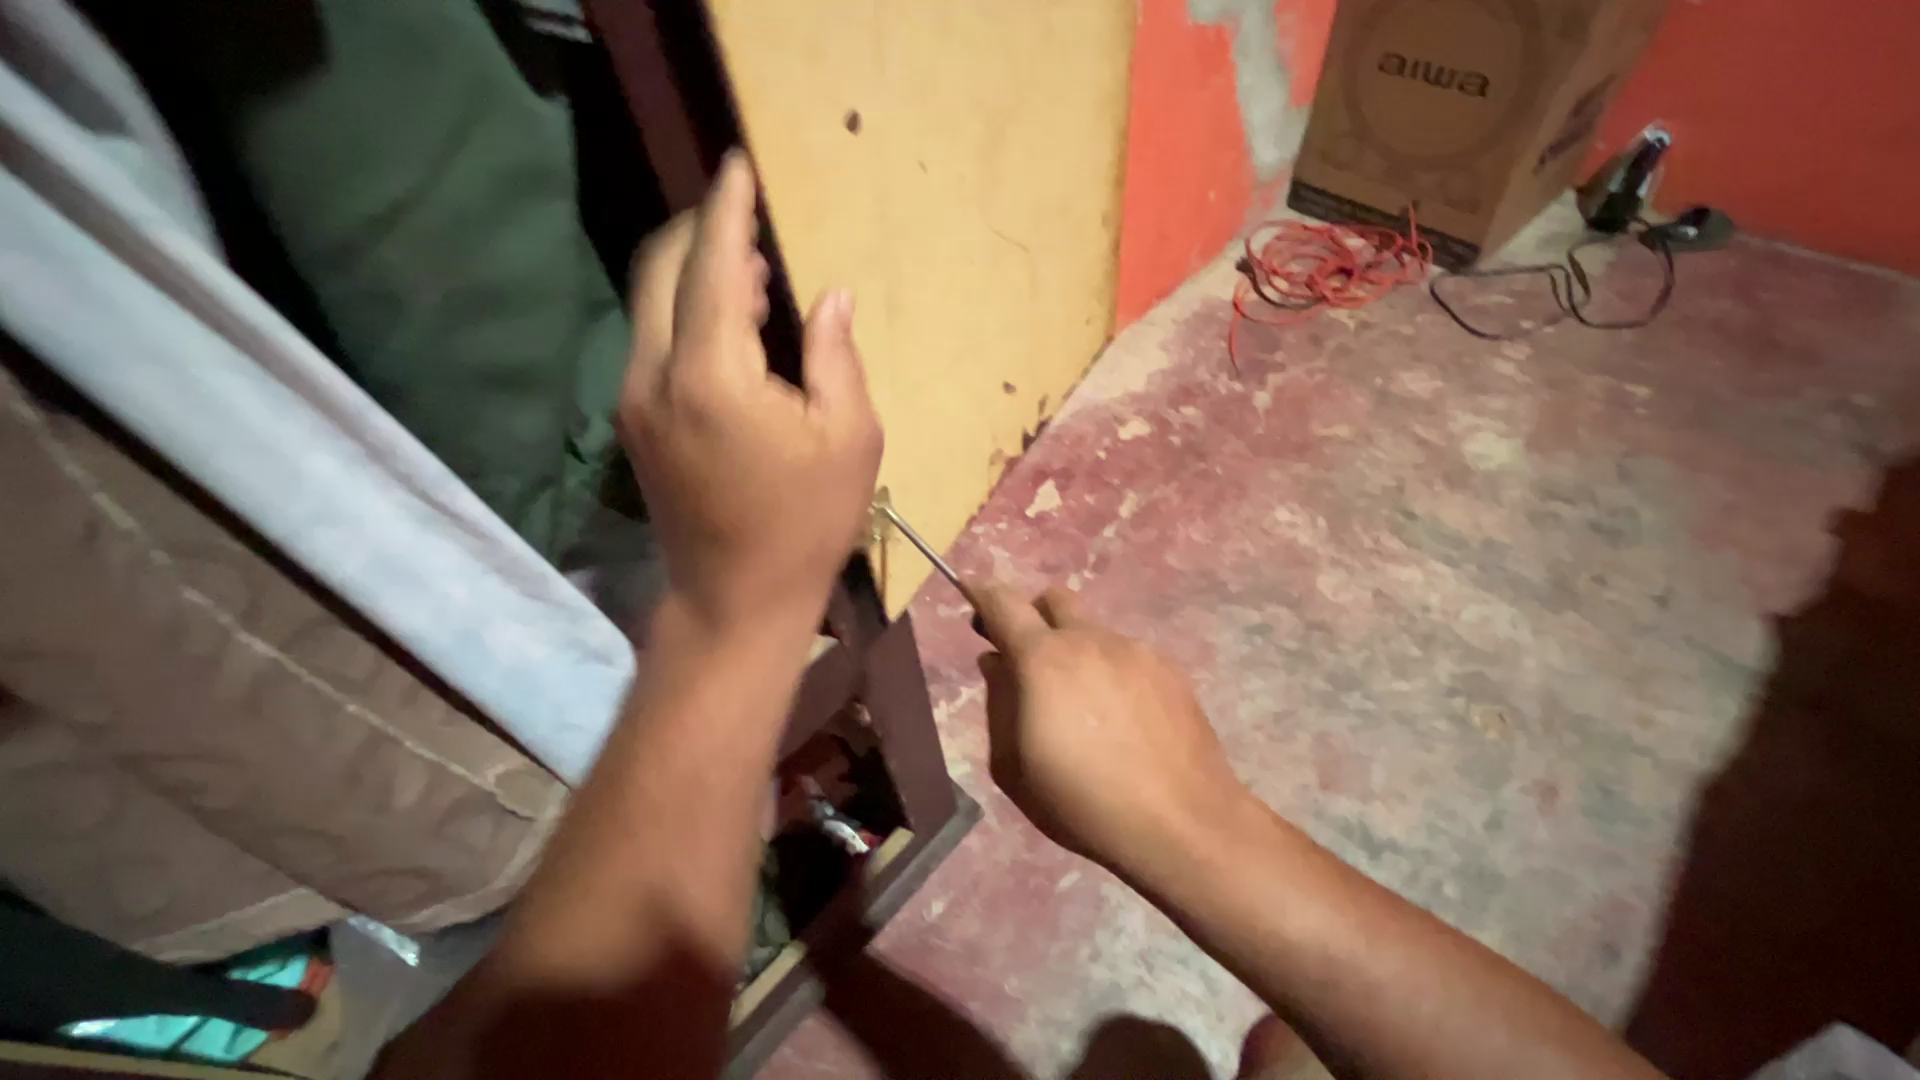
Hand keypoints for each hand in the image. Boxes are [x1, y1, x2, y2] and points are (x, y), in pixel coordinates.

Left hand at [620, 151, 882, 633]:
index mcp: (712, 374)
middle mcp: (656, 374)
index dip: (728, 208)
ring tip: (754, 275)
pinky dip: (687, 315)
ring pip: (652, 304)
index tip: (738, 164)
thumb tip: (829, 297)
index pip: (713, 263)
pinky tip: (733, 328)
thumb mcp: (849, 439)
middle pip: (663, 270)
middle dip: (703, 231)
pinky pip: (655, 341)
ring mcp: (636, 399)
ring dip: (696, 274)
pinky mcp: (636, 421)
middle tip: (749, 218)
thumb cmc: (806, 524)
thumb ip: (834, 356)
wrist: (735, 599)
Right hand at [970, 584, 1250, 875]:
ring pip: (1093, 631)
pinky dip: (1111, 673)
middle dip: (1033, 616)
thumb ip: (997, 704)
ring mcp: (1136, 651)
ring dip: (1076, 652)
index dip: (982, 595)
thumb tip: (996, 663)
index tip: (972, 598)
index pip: (1003, 603)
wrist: (1182, 824)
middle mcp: (1090, 640)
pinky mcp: (1170, 670)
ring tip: (1085, 711)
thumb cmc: (1083, 803)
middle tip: (1029, 661)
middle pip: (1053, 599)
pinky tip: (1123, 721)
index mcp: (1043, 659)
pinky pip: (1127, 656)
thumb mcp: (1013, 768)